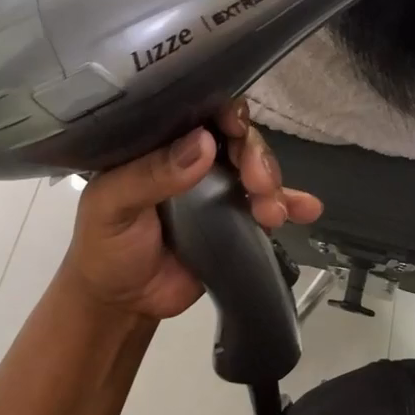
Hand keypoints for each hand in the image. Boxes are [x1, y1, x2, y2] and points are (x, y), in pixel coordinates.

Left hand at [62, 100, 323, 319]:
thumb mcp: (112, 206)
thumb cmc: (106, 245)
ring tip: (271, 212)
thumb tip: (204, 142)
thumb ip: (151, 175)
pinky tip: (308, 209)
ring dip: (273, 183)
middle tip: (258, 183)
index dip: (223, 113)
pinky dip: (293, 203)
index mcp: (160, 143)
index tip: (236, 129)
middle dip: (255, 155)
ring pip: (257, 167)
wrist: (123, 303)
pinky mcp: (237, 220)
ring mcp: (219, 189)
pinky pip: (270, 204)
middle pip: (237, 138)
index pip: (197, 111)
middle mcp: (193, 157)